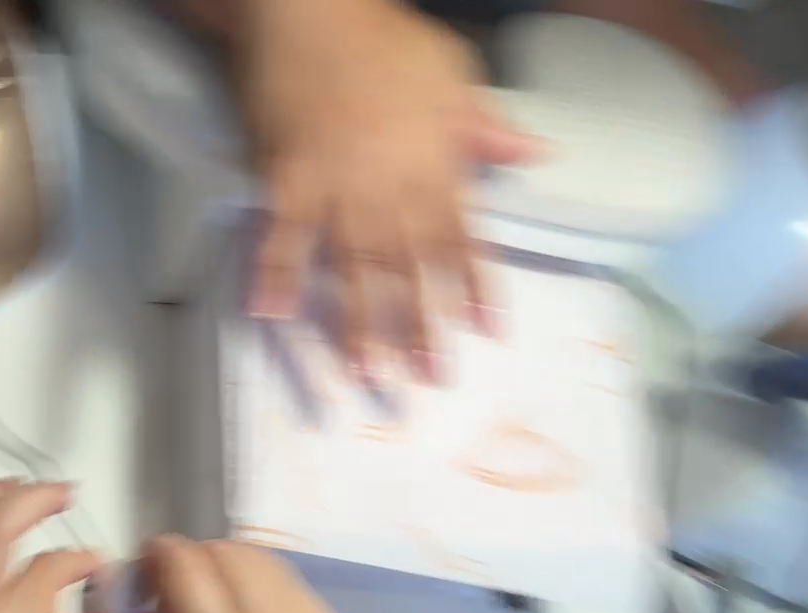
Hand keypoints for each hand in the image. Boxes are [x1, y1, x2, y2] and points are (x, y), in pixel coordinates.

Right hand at [73, 536, 441, 612]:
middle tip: (165, 595)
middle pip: (222, 550)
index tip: (135, 579)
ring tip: (204, 605)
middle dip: (185, 557)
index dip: (152, 556)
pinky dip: (256, 582)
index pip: (185, 566)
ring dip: (222, 563)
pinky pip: (290, 583)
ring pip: (260, 557)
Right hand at [242, 0, 535, 382]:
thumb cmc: (382, 41)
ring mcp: (334, 187)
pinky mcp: (285, 182)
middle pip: (410, 268)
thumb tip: (538, 158)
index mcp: (433, 161)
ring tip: (369, 374)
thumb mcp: (453, 72)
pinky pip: (280, 239)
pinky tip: (269, 318)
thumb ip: (488, 125)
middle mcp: (389, 184)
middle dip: (423, 327)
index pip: (461, 237)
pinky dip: (273, 277)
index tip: (487, 336)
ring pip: (354, 266)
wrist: (313, 7)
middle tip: (429, 381)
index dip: (475, 288)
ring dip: (362, 324)